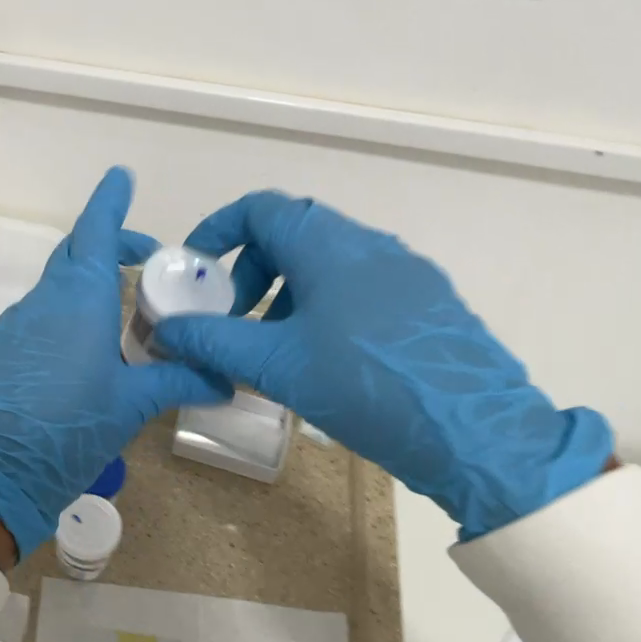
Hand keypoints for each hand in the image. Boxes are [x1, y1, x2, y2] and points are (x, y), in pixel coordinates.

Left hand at [0, 168, 229, 559]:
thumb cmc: (71, 429)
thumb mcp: (132, 405)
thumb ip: (178, 381)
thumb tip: (225, 379)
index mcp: (80, 300)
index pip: (95, 232)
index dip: (110, 202)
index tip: (121, 177)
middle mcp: (42, 302)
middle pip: (74, 257)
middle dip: (109, 248)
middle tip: (145, 264)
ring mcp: (12, 327)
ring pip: (53, 293)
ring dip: (84, 293)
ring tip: (115, 326)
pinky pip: (32, 323)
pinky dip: (59, 323)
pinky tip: (74, 360)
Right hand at [152, 191, 612, 539]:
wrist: (475, 432)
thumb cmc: (364, 385)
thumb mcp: (276, 365)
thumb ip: (214, 341)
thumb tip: (165, 330)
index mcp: (329, 247)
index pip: (261, 209)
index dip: (218, 230)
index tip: (197, 270)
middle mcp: (368, 245)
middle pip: (291, 234)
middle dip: (249, 272)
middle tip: (233, 320)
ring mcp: (404, 273)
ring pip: (325, 264)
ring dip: (284, 294)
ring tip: (273, 348)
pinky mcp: (426, 303)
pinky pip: (358, 288)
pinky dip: (321, 308)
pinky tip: (322, 359)